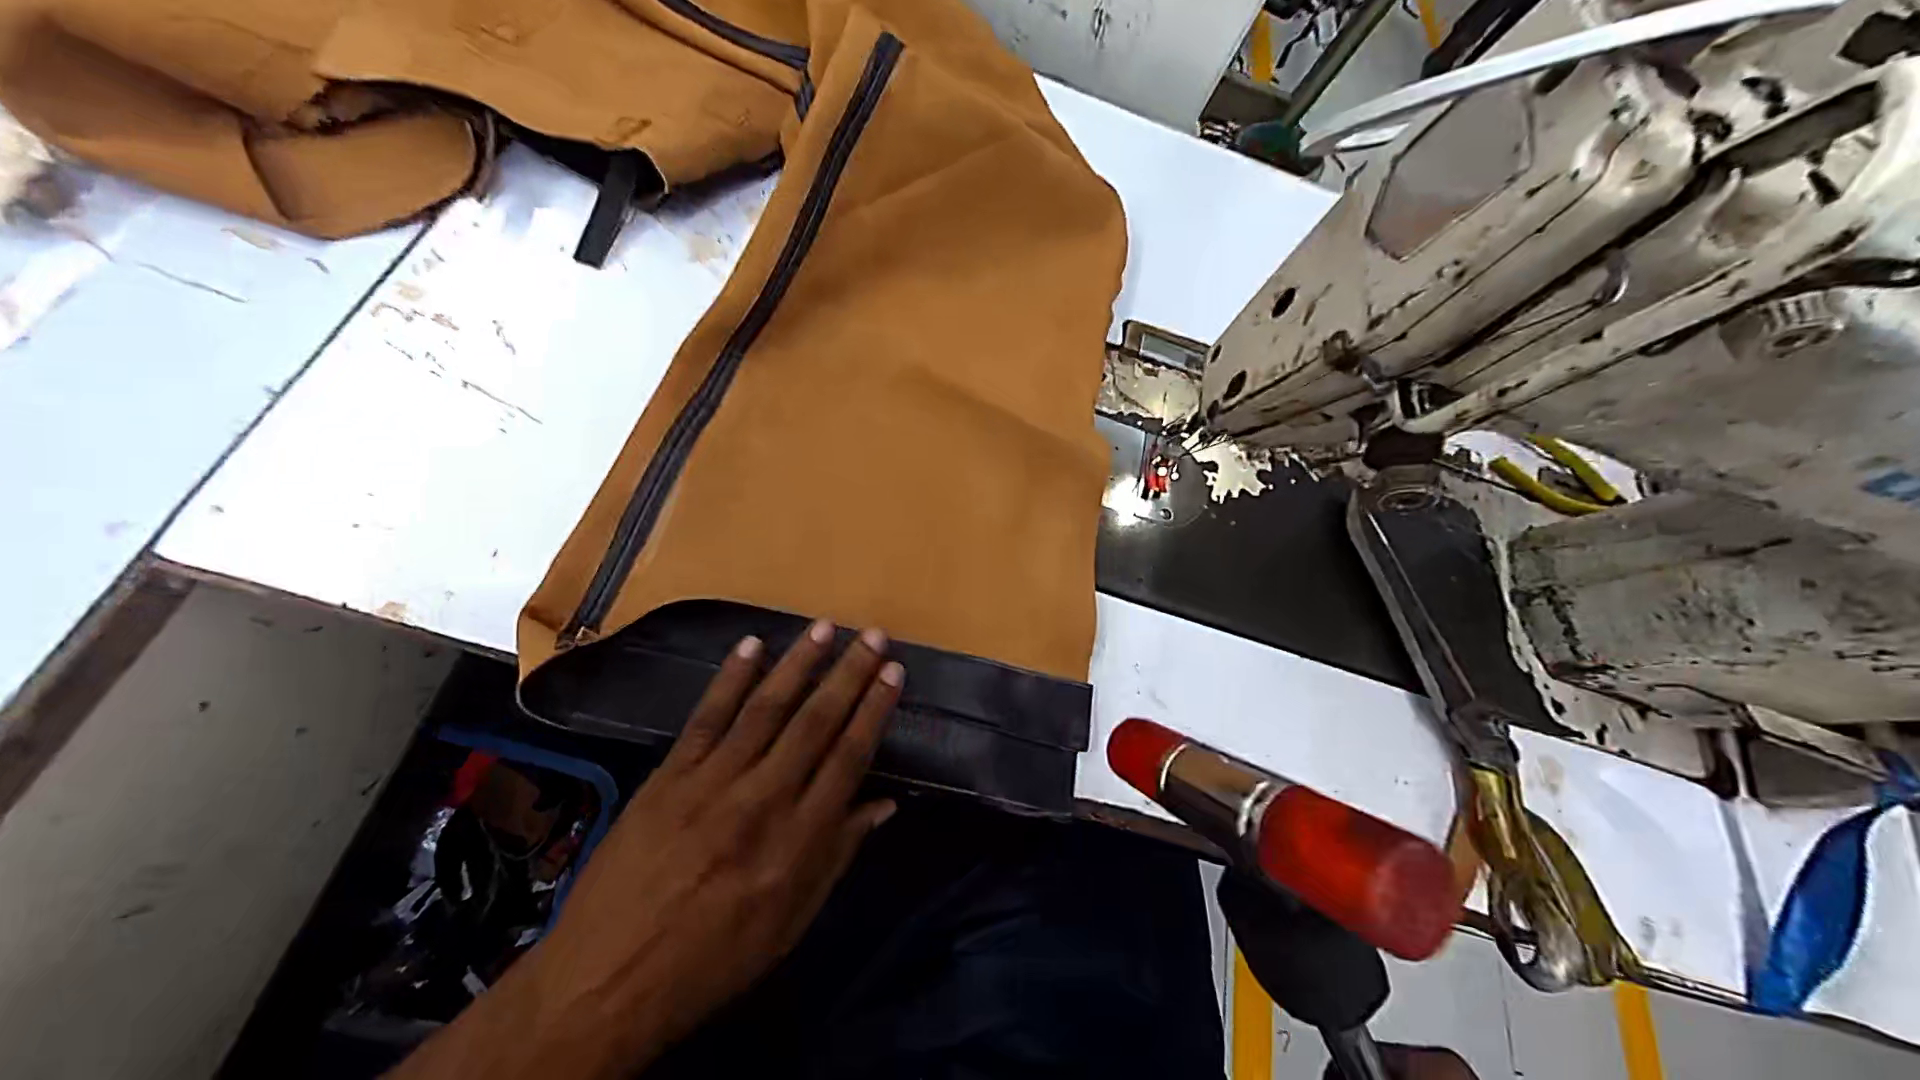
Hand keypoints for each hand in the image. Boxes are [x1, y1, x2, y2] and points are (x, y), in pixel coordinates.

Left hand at [391, 620, 902, 1079]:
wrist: (607, 982)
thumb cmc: (712, 960)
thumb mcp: (791, 924)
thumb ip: (838, 855)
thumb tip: (885, 804)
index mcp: (797, 842)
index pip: (848, 759)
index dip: (874, 711)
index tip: (892, 674)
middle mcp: (761, 801)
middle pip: (814, 724)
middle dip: (848, 675)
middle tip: (872, 636)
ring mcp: (711, 783)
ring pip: (765, 710)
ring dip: (798, 664)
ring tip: (824, 628)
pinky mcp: (669, 777)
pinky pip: (706, 718)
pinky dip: (730, 679)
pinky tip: (751, 646)